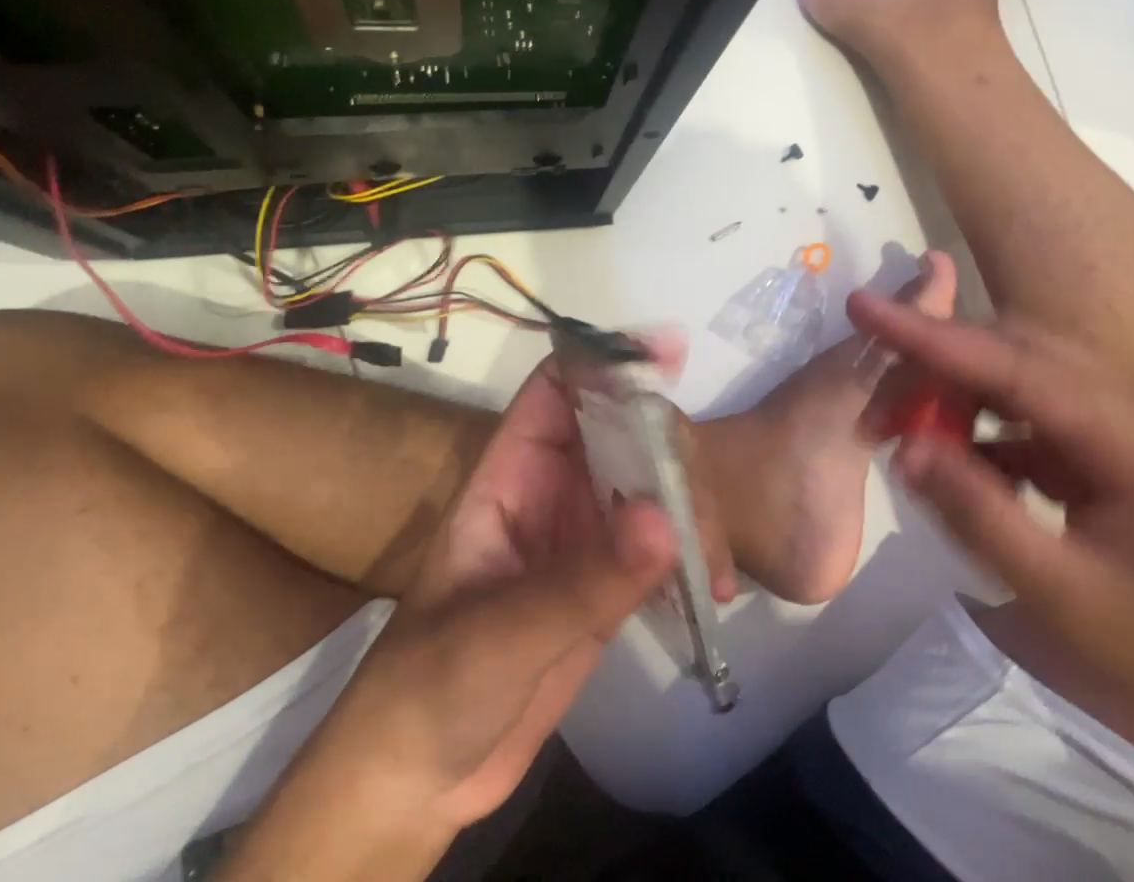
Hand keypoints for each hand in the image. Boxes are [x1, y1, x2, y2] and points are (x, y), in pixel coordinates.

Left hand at [245, 357, 676, 879]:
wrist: (419, 777)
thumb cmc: (429, 691)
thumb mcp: (499, 635)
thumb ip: (583, 582)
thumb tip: (664, 518)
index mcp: (507, 481)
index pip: (557, 393)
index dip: (606, 362)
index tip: (670, 355)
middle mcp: (551, 499)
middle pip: (625, 434)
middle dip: (672, 455)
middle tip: (702, 518)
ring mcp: (583, 544)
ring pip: (653, 489)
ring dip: (692, 513)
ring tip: (713, 574)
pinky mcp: (607, 590)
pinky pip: (660, 548)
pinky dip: (693, 556)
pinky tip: (714, 590)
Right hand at [848, 293, 1133, 730]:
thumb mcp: (1059, 591)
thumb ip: (979, 515)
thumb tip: (907, 450)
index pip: (1015, 363)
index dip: (932, 337)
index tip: (862, 310)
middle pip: (1020, 352)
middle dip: (939, 363)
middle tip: (877, 408)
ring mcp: (1132, 425)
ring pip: (1028, 375)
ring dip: (963, 391)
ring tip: (907, 430)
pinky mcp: (1119, 448)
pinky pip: (1040, 413)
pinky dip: (989, 425)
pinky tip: (958, 459)